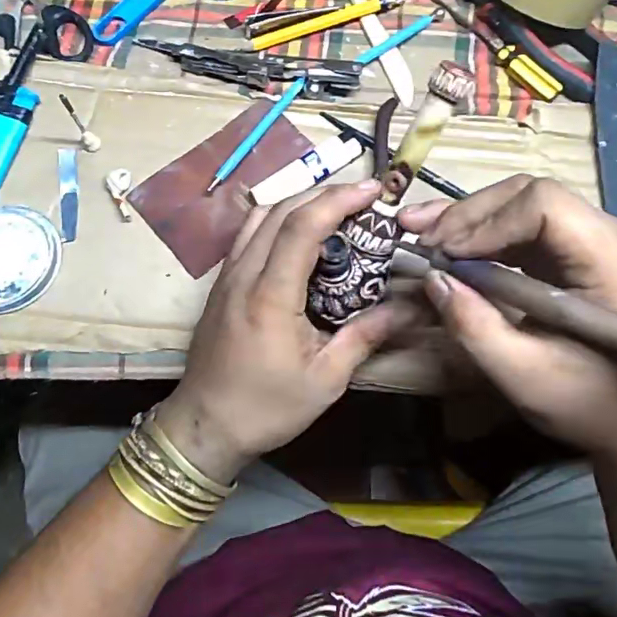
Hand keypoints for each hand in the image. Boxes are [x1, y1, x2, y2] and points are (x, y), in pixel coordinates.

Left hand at [159, 181, 420, 482]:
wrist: (205, 425)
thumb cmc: (267, 408)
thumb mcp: (326, 379)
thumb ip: (366, 335)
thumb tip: (412, 307)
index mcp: (269, 296)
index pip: (301, 227)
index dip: (338, 200)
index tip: (373, 191)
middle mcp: (242, 276)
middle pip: (279, 211)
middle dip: (323, 195)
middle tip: (362, 201)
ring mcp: (225, 277)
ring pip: (258, 218)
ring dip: (297, 204)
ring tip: (334, 213)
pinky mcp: (219, 285)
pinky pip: (246, 236)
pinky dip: (275, 222)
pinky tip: (298, 237)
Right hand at [397, 175, 616, 456]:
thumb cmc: (597, 407)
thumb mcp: (526, 376)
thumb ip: (475, 326)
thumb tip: (433, 279)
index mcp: (614, 261)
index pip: (544, 204)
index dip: (486, 223)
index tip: (444, 255)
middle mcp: (613, 237)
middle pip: (530, 194)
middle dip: (469, 215)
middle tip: (422, 240)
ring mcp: (598, 243)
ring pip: (524, 205)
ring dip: (470, 220)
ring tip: (420, 231)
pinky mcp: (580, 257)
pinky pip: (527, 229)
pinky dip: (484, 236)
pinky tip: (449, 246)